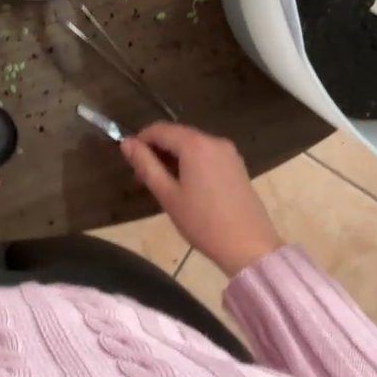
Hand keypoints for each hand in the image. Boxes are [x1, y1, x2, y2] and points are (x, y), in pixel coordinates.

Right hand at [122, 123, 280, 276]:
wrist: (250, 247)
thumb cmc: (203, 222)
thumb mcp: (167, 195)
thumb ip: (146, 165)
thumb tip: (126, 143)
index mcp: (195, 145)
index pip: (159, 129)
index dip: (140, 141)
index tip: (131, 162)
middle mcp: (214, 141)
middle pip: (177, 135)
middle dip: (157, 151)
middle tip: (144, 179)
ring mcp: (229, 153)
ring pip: (192, 145)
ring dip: (174, 158)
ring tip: (164, 185)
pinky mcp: (237, 166)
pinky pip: (207, 155)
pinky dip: (191, 163)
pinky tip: (187, 187)